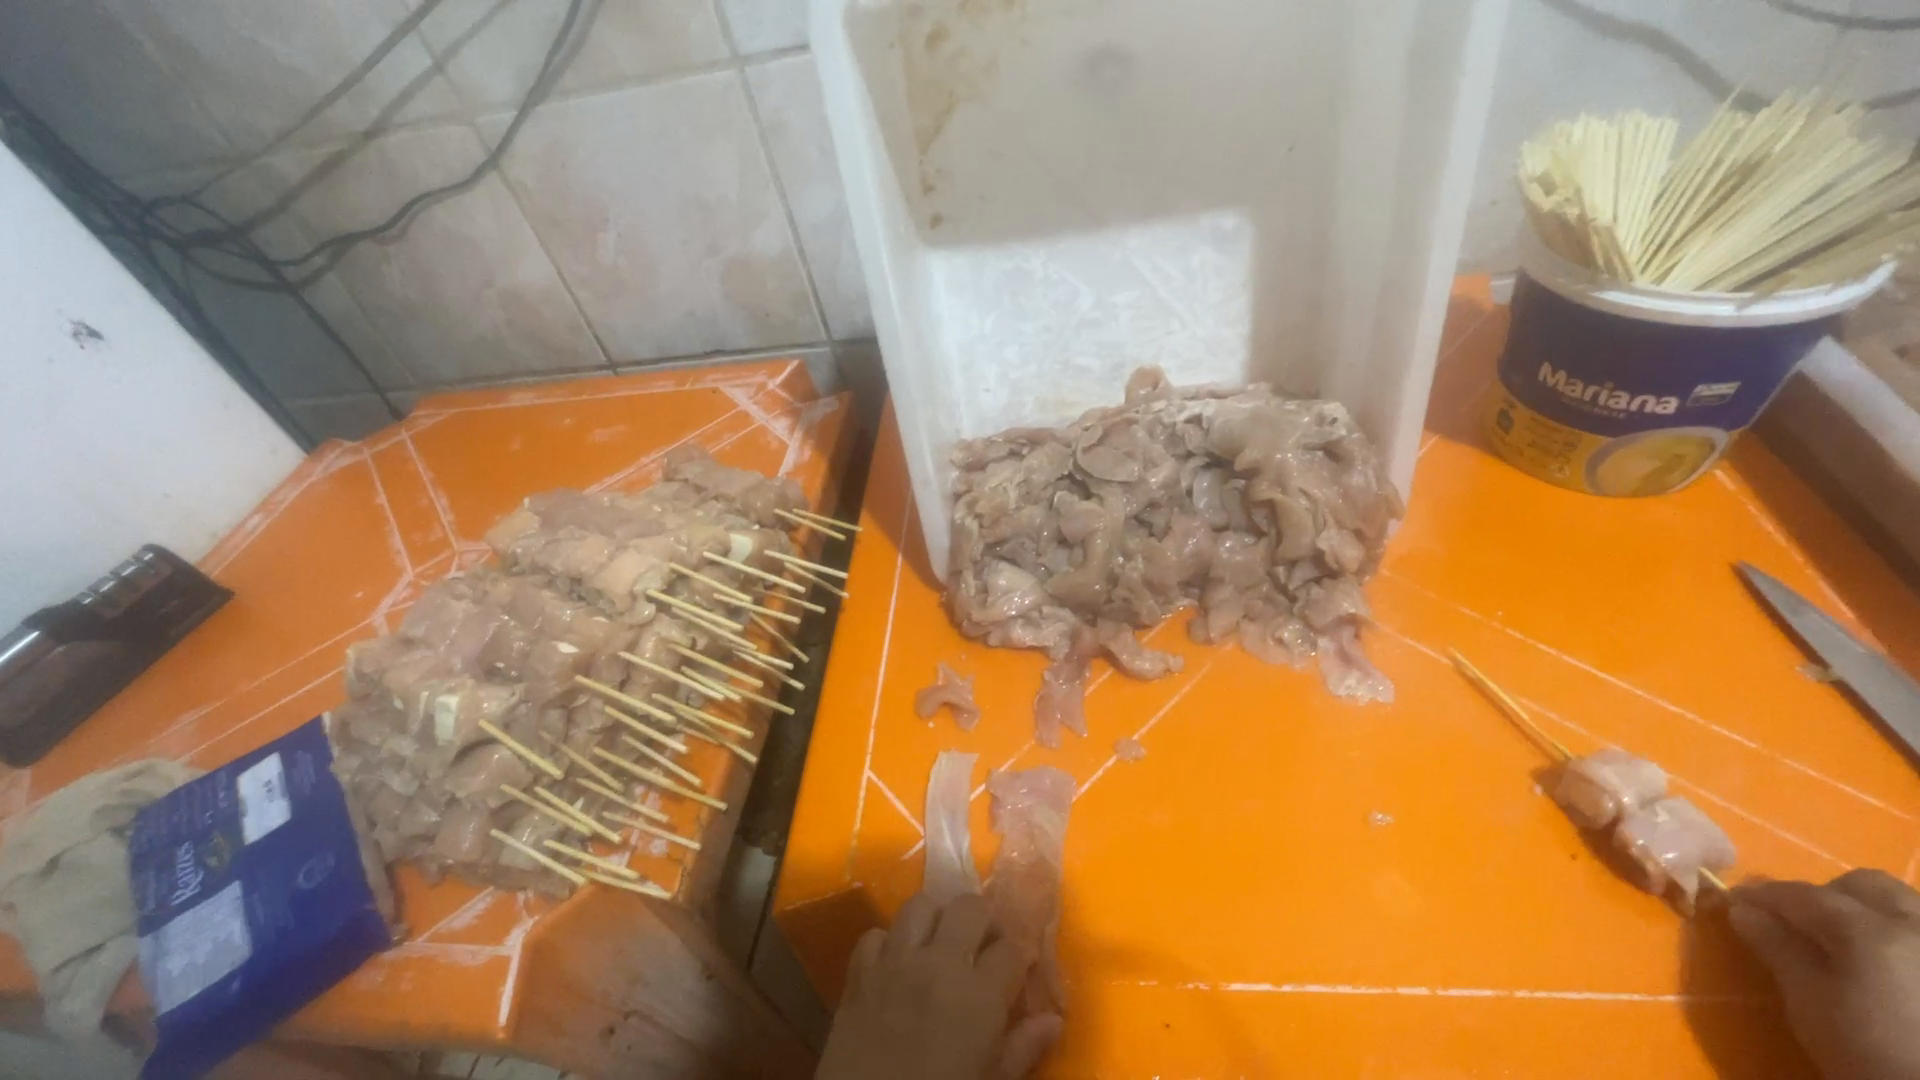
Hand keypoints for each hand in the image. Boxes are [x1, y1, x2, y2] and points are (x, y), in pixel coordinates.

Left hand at [816, 892, 1048, 1079]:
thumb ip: (1022, 1049)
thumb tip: (1054, 1021)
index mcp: (979, 994)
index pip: (1012, 947)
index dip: (1021, 952)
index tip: (1021, 963)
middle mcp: (939, 963)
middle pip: (970, 908)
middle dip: (984, 920)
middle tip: (984, 946)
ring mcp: (896, 962)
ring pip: (921, 905)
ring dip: (935, 919)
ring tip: (940, 944)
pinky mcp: (859, 971)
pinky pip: (876, 934)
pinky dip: (888, 943)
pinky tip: (896, 965)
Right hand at [1730, 870, 1919, 1079]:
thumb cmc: (1871, 1052)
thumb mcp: (1811, 1004)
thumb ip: (1777, 949)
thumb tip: (1741, 910)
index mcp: (1868, 929)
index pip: (1800, 893)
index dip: (1762, 895)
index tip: (1735, 904)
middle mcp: (1918, 925)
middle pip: (1866, 886)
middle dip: (1827, 895)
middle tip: (1802, 925)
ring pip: (1907, 906)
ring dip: (1870, 914)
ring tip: (1851, 947)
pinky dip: (1903, 937)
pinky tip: (1895, 967)